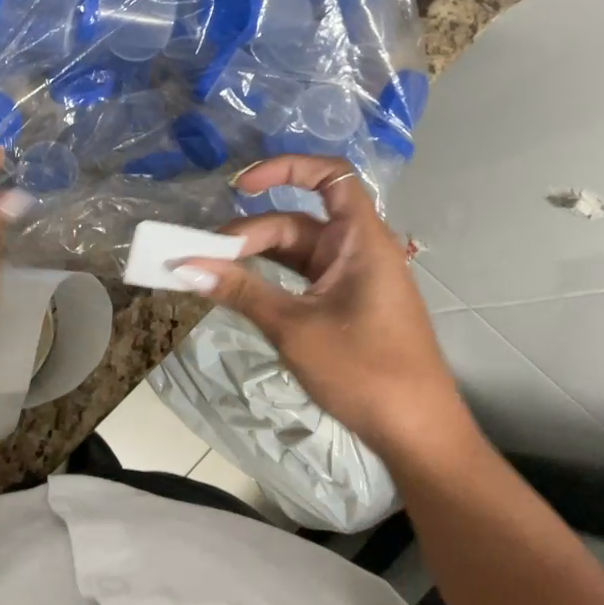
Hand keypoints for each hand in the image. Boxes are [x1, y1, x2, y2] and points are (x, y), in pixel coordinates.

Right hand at [176, 154, 477, 461]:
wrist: (418, 436)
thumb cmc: (365, 372)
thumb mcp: (294, 328)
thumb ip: (239, 291)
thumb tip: (185, 266)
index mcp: (361, 242)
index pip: (330, 176)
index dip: (285, 168)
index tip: (240, 185)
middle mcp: (358, 251)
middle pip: (295, 221)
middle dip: (247, 234)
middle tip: (201, 257)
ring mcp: (352, 279)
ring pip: (294, 250)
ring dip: (253, 257)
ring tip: (209, 272)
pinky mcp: (345, 305)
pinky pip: (300, 276)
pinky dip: (268, 278)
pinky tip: (237, 290)